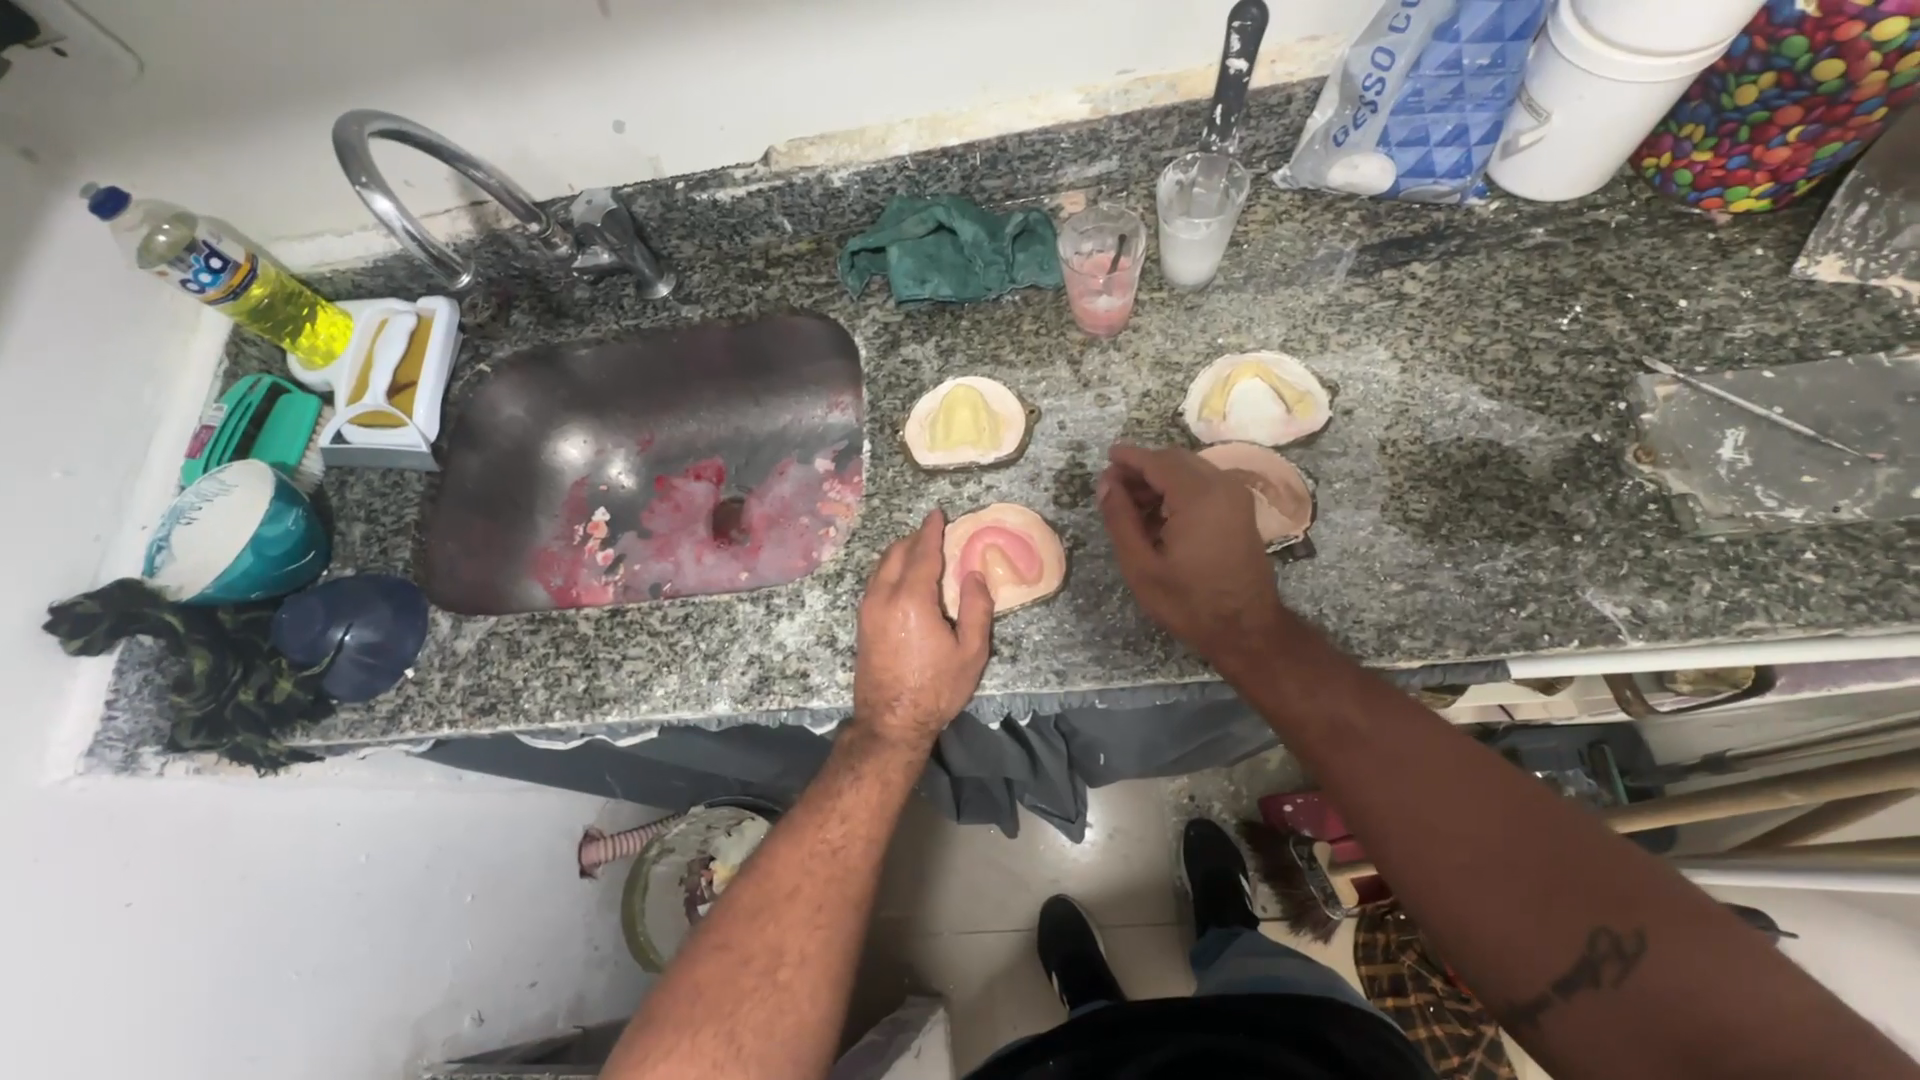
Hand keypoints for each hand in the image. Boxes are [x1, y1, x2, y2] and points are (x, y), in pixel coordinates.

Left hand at [853, 510, 993, 747]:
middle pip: (896, 553)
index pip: (922, 552)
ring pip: (881, 567)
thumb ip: (976, 609)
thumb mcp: (971, 652)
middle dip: (915, 538)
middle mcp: (883, 597)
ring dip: (900, 553)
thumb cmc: (936, 689)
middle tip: (934, 532)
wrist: (891, 722)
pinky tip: (903, 577)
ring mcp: (867, 610)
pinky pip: (875, 582)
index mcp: (912, 599)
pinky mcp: (862, 624)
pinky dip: (890, 569)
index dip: (931, 530)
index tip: (938, 513)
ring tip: (920, 551)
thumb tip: (974, 574)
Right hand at [1097, 442, 1288, 670]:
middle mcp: (1222, 486)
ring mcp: (1236, 497)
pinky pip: (1204, 485)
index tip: (1105, 458)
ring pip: (1190, 470)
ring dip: (1160, 480)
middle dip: (1143, 468)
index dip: (1128, 457)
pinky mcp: (1241, 510)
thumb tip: (1106, 483)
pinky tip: (1158, 516)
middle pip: (1175, 460)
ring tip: (1131, 507)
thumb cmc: (1189, 602)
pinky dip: (1178, 490)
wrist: (1246, 629)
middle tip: (1113, 489)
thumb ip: (1120, 518)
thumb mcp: (1141, 566)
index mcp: (1198, 496)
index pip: (1157, 460)